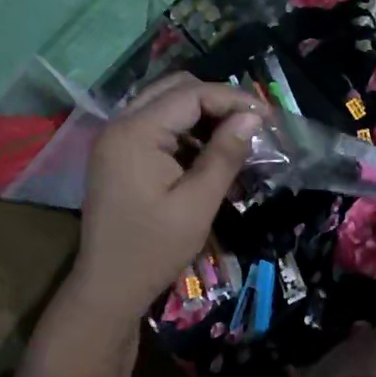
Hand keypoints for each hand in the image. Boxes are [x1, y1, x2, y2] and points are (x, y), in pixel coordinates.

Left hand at [73, 73, 265, 316]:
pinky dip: (182, 132)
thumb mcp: (197, 204)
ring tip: (234, 140)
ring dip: (200, 115)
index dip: (232, 99)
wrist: (108, 286)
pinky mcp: (116, 155)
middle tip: (251, 125)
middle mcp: (119, 125)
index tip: (267, 118)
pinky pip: (154, 126)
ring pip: (164, 105)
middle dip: (217, 101)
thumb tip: (253, 117)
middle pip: (175, 90)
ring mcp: (114, 139)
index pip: (191, 94)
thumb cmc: (154, 249)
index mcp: (135, 132)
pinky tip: (206, 155)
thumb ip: (224, 155)